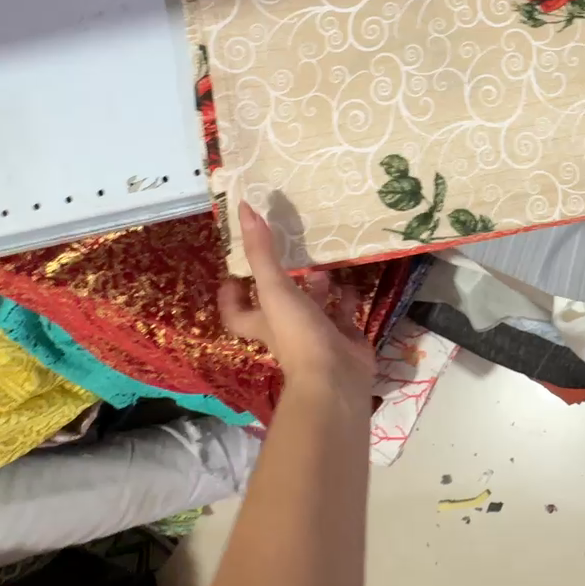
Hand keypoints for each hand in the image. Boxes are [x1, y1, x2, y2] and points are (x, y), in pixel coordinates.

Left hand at [219, 202, 374, 398]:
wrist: (335, 377)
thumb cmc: (298, 334)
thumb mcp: (275, 289)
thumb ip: (262, 252)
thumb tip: (244, 208)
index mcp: (264, 322)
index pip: (236, 311)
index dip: (231, 295)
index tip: (234, 274)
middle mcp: (287, 330)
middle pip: (279, 306)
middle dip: (285, 284)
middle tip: (292, 256)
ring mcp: (318, 336)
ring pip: (315, 309)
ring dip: (318, 289)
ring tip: (325, 266)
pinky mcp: (345, 340)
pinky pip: (345, 316)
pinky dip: (348, 301)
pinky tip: (353, 284)